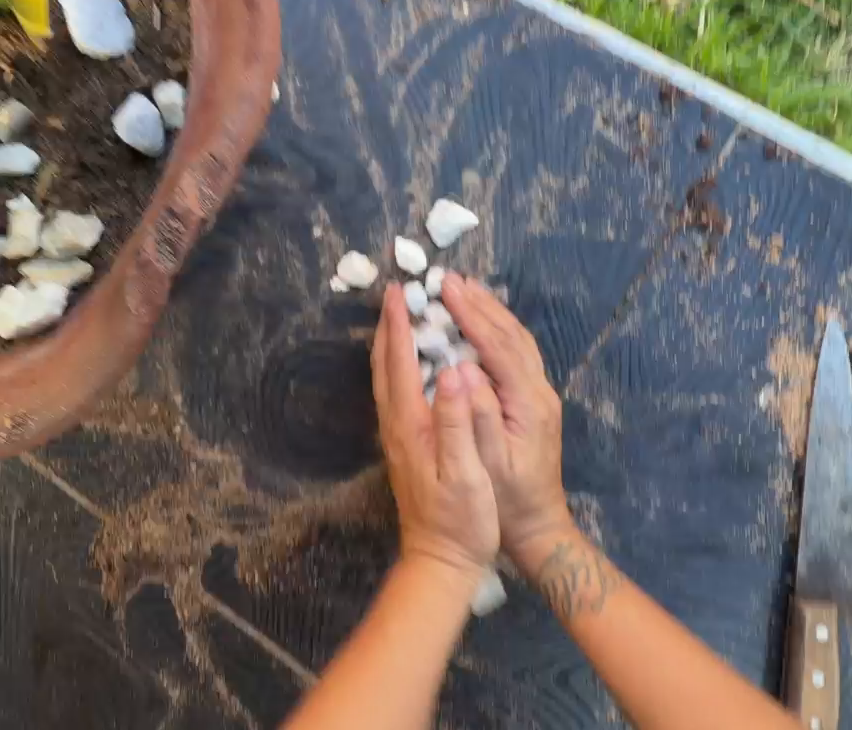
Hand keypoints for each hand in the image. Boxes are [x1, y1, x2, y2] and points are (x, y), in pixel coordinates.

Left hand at [372, 285, 501, 583]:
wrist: (440, 559)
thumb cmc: (461, 521)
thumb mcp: (467, 475)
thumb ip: (458, 423)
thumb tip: (457, 372)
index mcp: (410, 424)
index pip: (401, 363)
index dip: (401, 325)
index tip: (400, 292)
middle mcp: (394, 422)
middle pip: (385, 363)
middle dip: (389, 324)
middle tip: (395, 292)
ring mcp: (394, 432)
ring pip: (384, 375)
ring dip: (389, 341)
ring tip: (398, 314)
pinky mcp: (401, 441)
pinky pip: (392, 388)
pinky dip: (396, 362)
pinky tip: (407, 359)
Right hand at [439, 274, 575, 575]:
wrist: (538, 527)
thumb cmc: (506, 499)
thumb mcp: (488, 465)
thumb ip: (477, 416)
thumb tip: (461, 370)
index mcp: (527, 404)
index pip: (498, 347)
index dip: (470, 315)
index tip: (444, 290)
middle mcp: (538, 391)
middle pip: (510, 334)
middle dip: (478, 303)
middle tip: (447, 278)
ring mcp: (539, 393)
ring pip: (517, 338)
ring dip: (489, 309)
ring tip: (462, 287)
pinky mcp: (534, 397)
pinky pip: (516, 348)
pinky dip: (497, 324)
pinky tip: (480, 317)